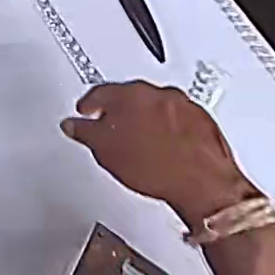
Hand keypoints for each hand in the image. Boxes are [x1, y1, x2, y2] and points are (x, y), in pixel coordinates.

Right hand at [60, 82, 257, 226]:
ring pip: (153, 106)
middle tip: (106, 125)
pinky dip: (163, 128)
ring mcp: (183, 106)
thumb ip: (83, 131)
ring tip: (133, 141)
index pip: (98, 92)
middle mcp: (158, 94)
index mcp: (129, 94)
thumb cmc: (156, 165)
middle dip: (115, 110)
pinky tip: (157, 147)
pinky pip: (175, 118)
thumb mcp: (103, 150)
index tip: (84, 110)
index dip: (87, 104)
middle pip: (128, 96)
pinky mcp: (202, 120)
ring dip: (141, 119)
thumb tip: (72, 125)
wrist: (200, 183)